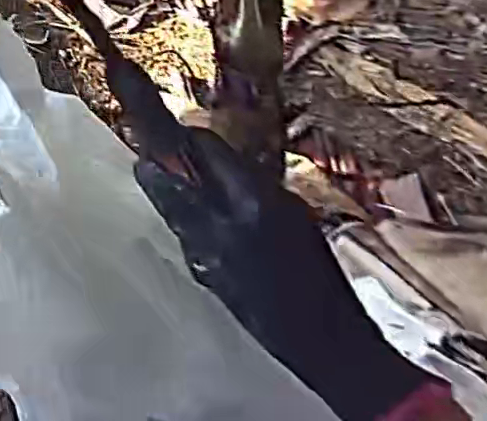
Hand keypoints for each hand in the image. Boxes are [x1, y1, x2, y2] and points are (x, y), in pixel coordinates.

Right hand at [136, 126, 433, 419]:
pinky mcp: (298, 236)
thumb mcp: (212, 254)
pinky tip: (219, 242)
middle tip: (157, 184)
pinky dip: (224, 209)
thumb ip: (179, 205)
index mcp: (249, 191)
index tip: (138, 127)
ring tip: (187, 221)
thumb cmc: (273, 303)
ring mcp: (290, 214)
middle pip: (215, 156)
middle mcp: (272, 192)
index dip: (167, 133)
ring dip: (204, 188)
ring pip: (230, 181)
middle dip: (183, 161)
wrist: (347, 359)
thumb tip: (144, 164)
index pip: (200, 140)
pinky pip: (247, 204)